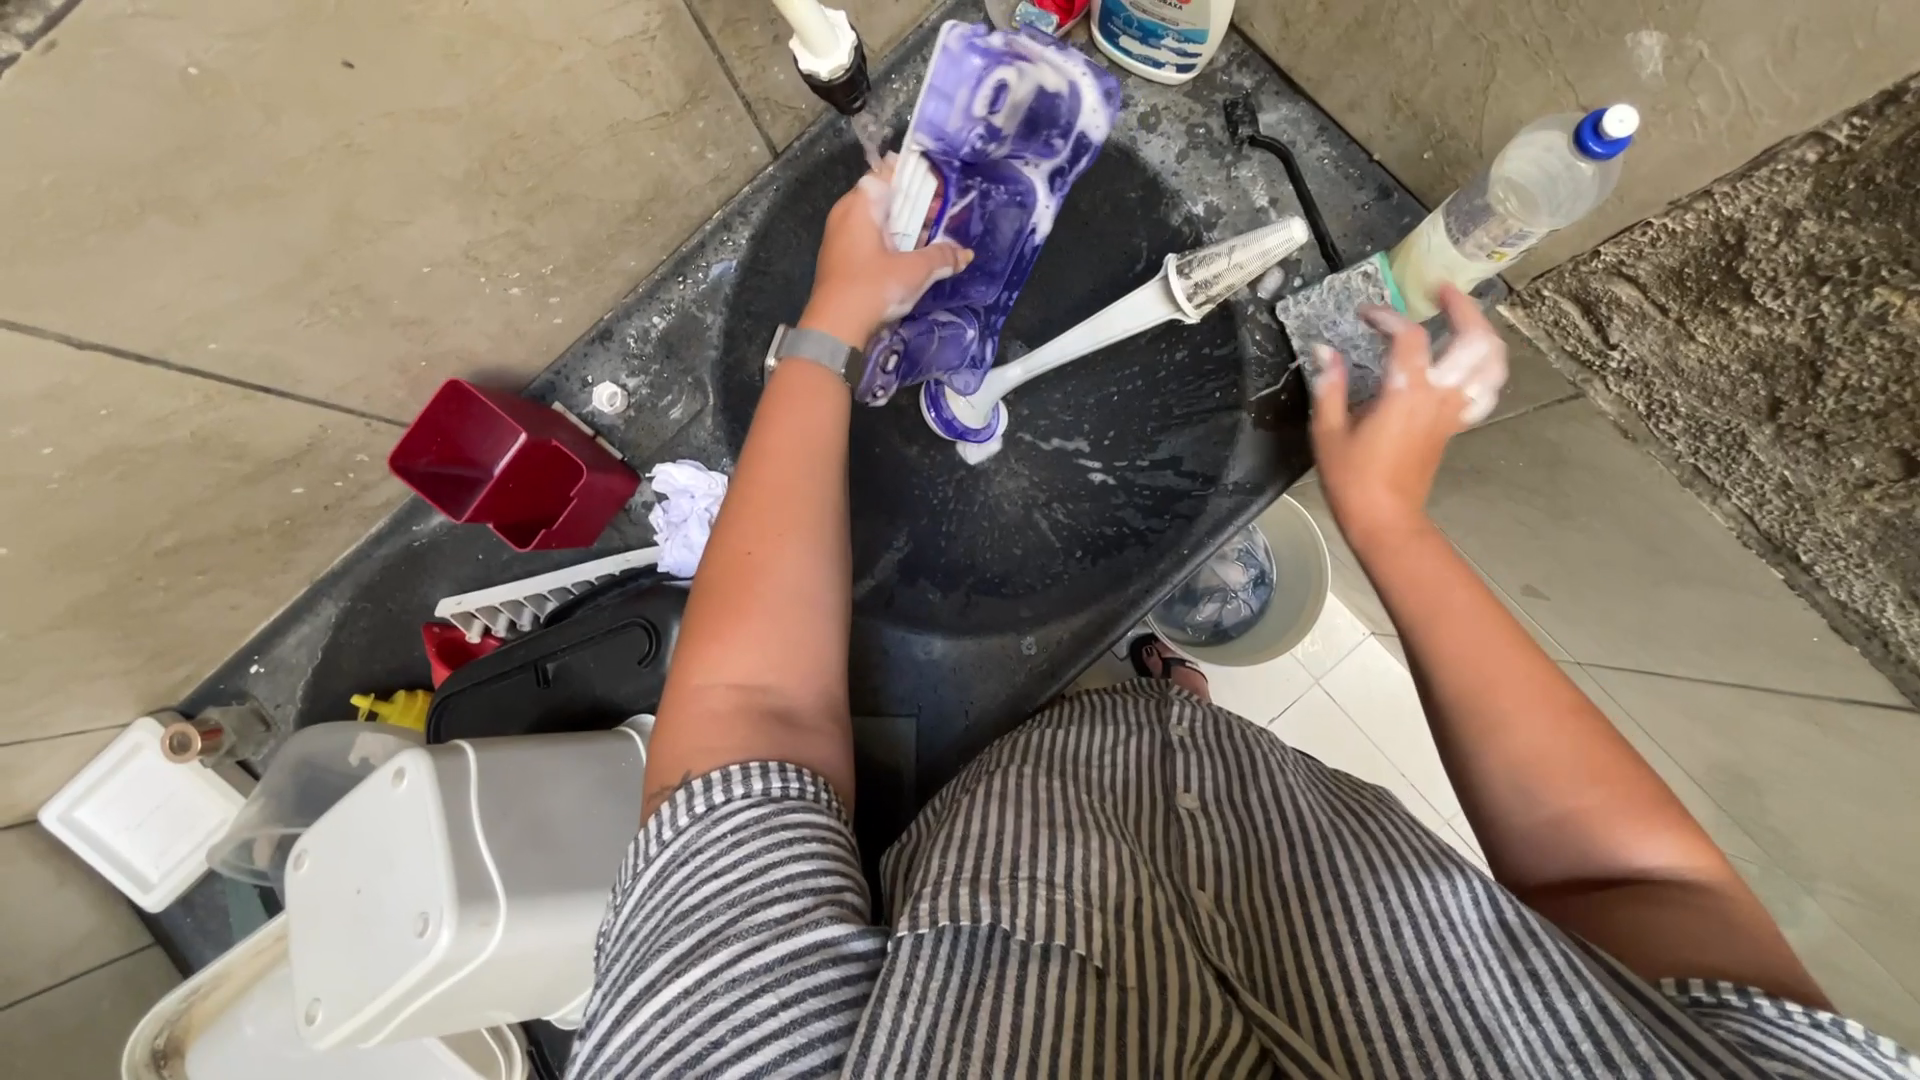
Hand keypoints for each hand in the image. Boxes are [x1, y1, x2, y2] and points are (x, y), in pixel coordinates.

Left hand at [798, 158, 971, 347]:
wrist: (835, 327)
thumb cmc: (873, 288)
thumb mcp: (914, 271)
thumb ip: (942, 257)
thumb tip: (965, 254)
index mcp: (861, 204)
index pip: (889, 171)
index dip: (916, 176)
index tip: (938, 187)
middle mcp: (846, 213)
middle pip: (884, 197)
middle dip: (913, 206)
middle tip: (940, 218)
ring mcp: (839, 236)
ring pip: (876, 220)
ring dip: (902, 228)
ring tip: (928, 241)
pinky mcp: (840, 258)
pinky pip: (868, 239)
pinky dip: (888, 243)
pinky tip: (906, 260)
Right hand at [1308, 284, 1507, 546]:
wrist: (1382, 516)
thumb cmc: (1350, 476)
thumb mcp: (1327, 431)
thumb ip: (1329, 386)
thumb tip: (1324, 352)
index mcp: (1405, 393)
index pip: (1407, 337)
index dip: (1387, 317)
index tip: (1365, 314)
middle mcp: (1439, 395)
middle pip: (1473, 338)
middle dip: (1461, 307)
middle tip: (1440, 291)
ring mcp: (1453, 410)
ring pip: (1492, 362)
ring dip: (1484, 332)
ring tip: (1466, 317)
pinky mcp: (1455, 425)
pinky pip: (1486, 390)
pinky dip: (1487, 369)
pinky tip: (1473, 361)